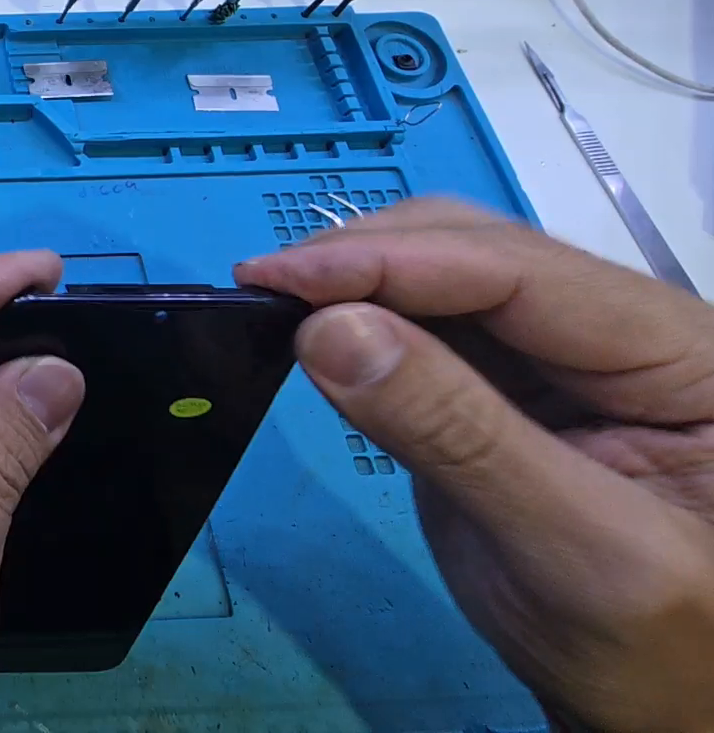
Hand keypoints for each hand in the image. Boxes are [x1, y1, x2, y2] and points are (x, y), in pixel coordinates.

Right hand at [236, 199, 713, 732]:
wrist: (660, 706)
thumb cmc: (662, 654)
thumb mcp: (575, 553)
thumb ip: (455, 433)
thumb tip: (325, 328)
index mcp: (693, 357)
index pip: (518, 271)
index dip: (385, 260)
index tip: (270, 276)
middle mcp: (627, 331)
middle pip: (474, 247)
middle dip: (360, 257)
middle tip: (262, 288)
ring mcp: (561, 351)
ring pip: (436, 270)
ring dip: (348, 278)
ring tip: (275, 303)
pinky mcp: (501, 375)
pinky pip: (415, 317)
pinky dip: (350, 313)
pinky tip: (311, 326)